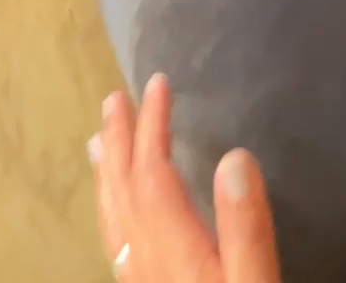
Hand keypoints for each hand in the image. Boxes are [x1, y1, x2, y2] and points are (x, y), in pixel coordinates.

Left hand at [91, 74, 281, 281]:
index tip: (157, 83)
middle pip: (125, 192)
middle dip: (121, 140)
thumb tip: (235, 157)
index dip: (152, 124)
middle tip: (114, 99)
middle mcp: (147, 262)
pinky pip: (118, 244)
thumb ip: (246, 226)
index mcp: (175, 249)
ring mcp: (141, 282)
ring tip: (98, 142)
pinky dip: (112, 212)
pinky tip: (117, 212)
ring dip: (109, 174)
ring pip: (115, 219)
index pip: (153, 174)